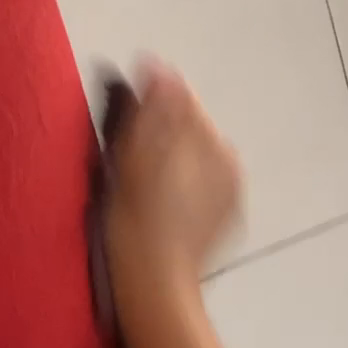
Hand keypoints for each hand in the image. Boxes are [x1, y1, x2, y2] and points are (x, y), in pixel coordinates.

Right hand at [103, 58, 241, 299]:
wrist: (153, 283)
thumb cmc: (135, 218)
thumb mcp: (136, 156)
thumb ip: (152, 107)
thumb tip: (155, 64)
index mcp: (212, 142)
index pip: (181, 98)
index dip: (148, 95)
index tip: (118, 103)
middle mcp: (229, 162)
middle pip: (188, 126)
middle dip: (160, 126)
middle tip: (122, 144)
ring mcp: (229, 192)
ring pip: (192, 155)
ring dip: (169, 153)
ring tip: (136, 174)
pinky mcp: (220, 218)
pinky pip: (198, 183)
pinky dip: (178, 181)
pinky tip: (157, 199)